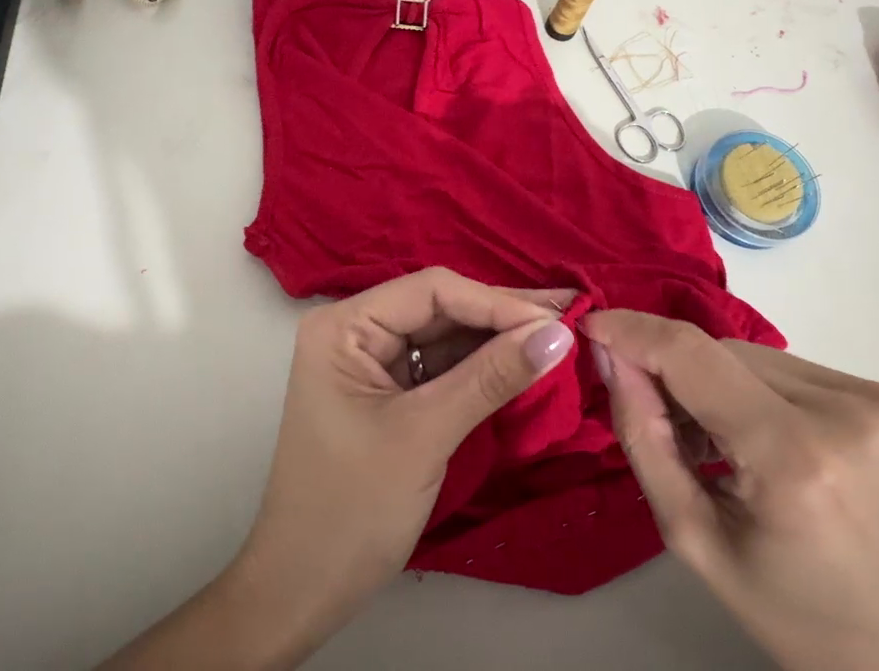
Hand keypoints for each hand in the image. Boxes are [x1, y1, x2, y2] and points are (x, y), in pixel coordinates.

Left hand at [101, 269, 575, 670]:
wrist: (304, 586)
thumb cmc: (352, 508)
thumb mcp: (425, 435)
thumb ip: (491, 378)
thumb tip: (558, 336)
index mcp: (343, 327)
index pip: (432, 291)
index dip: (497, 302)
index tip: (559, 324)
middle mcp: (355, 332)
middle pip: (441, 308)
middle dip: (503, 316)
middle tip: (574, 316)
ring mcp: (371, 365)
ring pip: (446, 338)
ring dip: (498, 341)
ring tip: (561, 338)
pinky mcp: (388, 396)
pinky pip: (442, 369)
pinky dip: (482, 370)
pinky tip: (524, 365)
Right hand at [584, 310, 878, 670]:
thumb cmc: (791, 609)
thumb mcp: (693, 538)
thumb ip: (645, 439)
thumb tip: (612, 357)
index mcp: (794, 458)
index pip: (693, 357)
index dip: (634, 330)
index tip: (591, 324)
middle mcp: (845, 411)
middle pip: (721, 354)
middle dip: (677, 376)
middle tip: (664, 429)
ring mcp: (876, 399)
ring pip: (753, 356)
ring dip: (717, 383)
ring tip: (718, 445)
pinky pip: (790, 369)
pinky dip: (757, 391)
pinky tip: (761, 438)